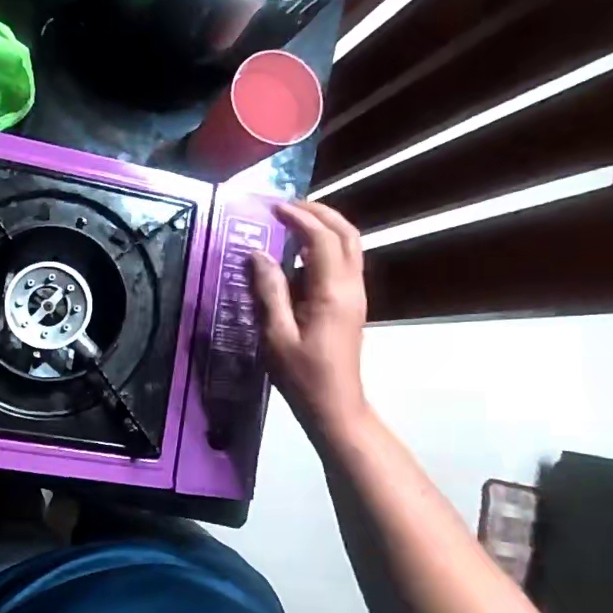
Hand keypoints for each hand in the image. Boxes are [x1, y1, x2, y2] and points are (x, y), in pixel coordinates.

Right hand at [248, 200, 369, 441]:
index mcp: (332, 292)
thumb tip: (258, 254)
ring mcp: (354, 295)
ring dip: (323, 227)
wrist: (334, 406)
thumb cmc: (302, 376)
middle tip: (286, 206)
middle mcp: (351, 287)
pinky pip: (342, 263)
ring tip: (291, 222)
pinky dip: (323, 247)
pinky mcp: (349, 304)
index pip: (321, 239)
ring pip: (348, 246)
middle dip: (318, 213)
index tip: (272, 208)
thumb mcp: (276, 336)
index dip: (298, 218)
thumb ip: (268, 291)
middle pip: (345, 234)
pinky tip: (297, 254)